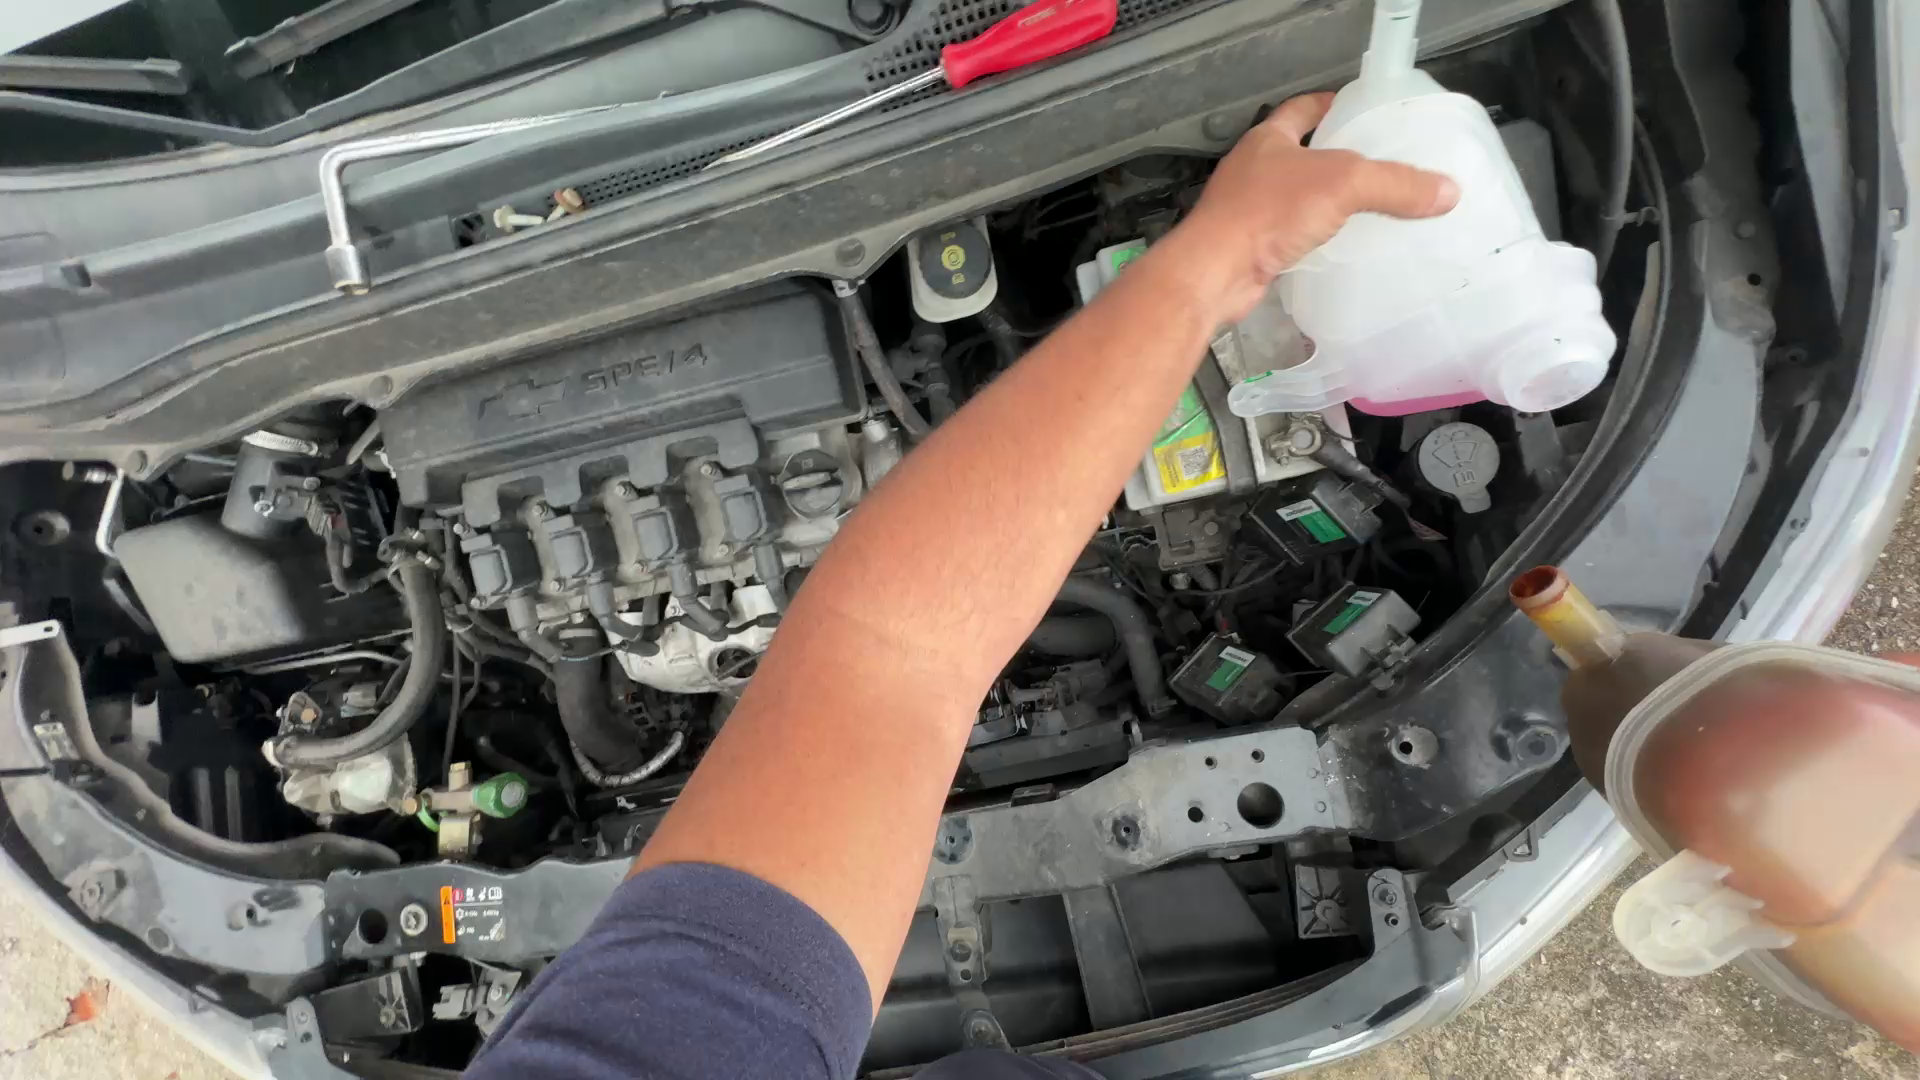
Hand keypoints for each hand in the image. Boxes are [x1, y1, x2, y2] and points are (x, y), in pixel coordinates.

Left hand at [1165, 92, 1459, 320]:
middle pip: (1299, 156)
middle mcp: (1251, 173)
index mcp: (1266, 141)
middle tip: (1377, 165)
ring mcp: (1244, 214)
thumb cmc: (1268, 213)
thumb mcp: (1344, 183)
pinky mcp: (1248, 251)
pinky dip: (1311, 242)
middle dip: (1333, 160)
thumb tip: (1447, 193)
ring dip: (1323, 206)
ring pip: (1292, 202)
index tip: (1361, 110)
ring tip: (1366, 209)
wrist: (1215, 273)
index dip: (1331, 104)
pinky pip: (1288, 239)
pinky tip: (1337, 250)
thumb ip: (1396, 184)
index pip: (1302, 109)